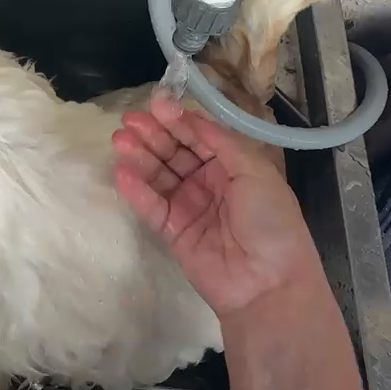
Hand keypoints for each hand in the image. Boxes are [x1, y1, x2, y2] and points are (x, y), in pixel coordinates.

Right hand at [112, 95, 320, 319]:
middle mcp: (208, 183)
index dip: (178, 121)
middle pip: (175, 152)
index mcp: (232, 166)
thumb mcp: (255, 172)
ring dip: (140, 157)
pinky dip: (136, 190)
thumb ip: (220, 142)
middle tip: (129, 121)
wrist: (269, 285)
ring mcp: (188, 207)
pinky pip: (151, 206)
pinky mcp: (172, 231)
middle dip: (153, 135)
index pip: (199, 137)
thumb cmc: (270, 221)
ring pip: (159, 175)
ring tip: (120, 141)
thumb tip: (188, 117)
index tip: (156, 105)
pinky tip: (122, 173)